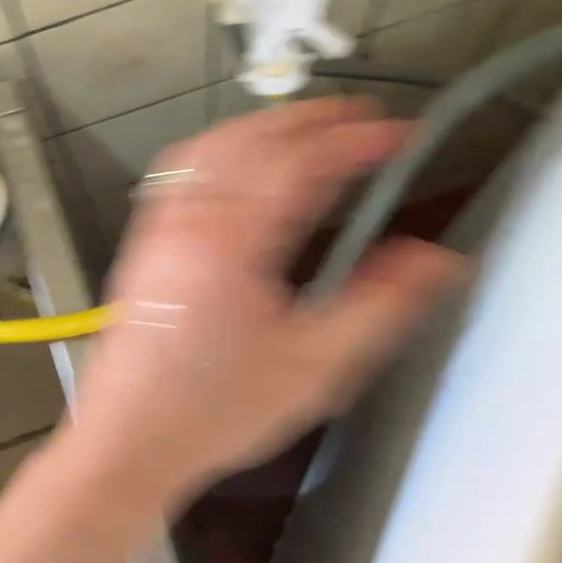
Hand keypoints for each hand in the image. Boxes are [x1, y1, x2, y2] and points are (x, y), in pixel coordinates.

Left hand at [72, 98, 463, 503]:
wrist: (127, 443)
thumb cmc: (214, 413)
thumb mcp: (313, 369)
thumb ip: (378, 307)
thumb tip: (434, 260)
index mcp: (232, 244)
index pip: (303, 162)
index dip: (357, 140)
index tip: (401, 135)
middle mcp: (189, 222)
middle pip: (254, 139)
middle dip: (314, 119)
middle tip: (363, 120)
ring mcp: (159, 230)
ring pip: (213, 147)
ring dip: (267, 127)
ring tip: (310, 130)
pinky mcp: (144, 247)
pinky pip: (182, 172)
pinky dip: (223, 150)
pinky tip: (240, 167)